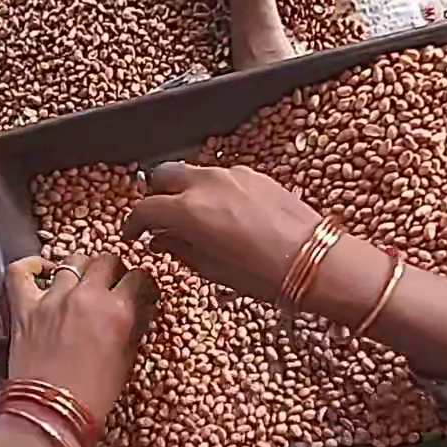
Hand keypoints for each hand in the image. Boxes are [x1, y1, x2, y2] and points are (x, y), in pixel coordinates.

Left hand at [3, 252, 158, 427]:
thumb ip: (134, 327)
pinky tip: (43, 269)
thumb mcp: (127, 359)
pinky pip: (21, 272)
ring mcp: (53, 298)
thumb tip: (140, 308)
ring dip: (82, 267)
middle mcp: (87, 296)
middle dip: (114, 269)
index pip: (138, 277)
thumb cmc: (95, 394)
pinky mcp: (25, 307)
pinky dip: (32, 265)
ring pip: (72, 260)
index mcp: (117, 310)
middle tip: (113, 282)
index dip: (142, 281)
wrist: (52, 414)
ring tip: (82, 279)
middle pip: (106, 260)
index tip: (141, 288)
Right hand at [121, 162, 320, 302]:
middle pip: (163, 176)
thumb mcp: (213, 269)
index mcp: (189, 211)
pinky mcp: (253, 174)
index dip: (133, 223)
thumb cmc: (263, 274)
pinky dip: (209, 190)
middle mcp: (206, 184)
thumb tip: (160, 241)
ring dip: (182, 190)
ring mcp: (231, 175)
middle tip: (158, 220)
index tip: (132, 234)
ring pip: (192, 173)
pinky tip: (220, 212)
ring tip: (190, 217)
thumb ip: (180, 249)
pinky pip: (219, 176)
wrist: (314, 259)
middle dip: (155, 196)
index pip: (145, 209)